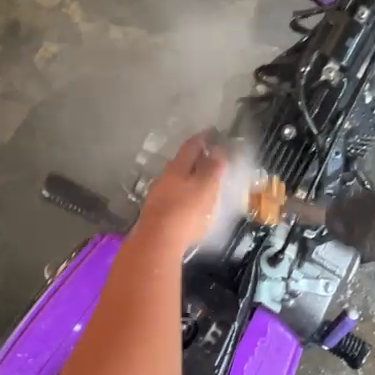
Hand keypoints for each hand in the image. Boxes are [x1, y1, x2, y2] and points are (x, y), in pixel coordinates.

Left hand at [133, 133, 228, 251]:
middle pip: (180, 163)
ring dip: (188, 178)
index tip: (213, 132)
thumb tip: (218, 149)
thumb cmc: (186, 212)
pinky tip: (189, 204)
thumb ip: (213, 168)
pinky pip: (173, 197)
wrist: (158, 242)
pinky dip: (183, 194)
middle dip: (195, 158)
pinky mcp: (156, 214)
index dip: (203, 138)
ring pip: (175, 181)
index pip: (191, 146)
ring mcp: (158, 196)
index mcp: (177, 168)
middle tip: (209, 157)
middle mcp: (164, 178)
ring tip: (202, 182)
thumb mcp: (206, 188)